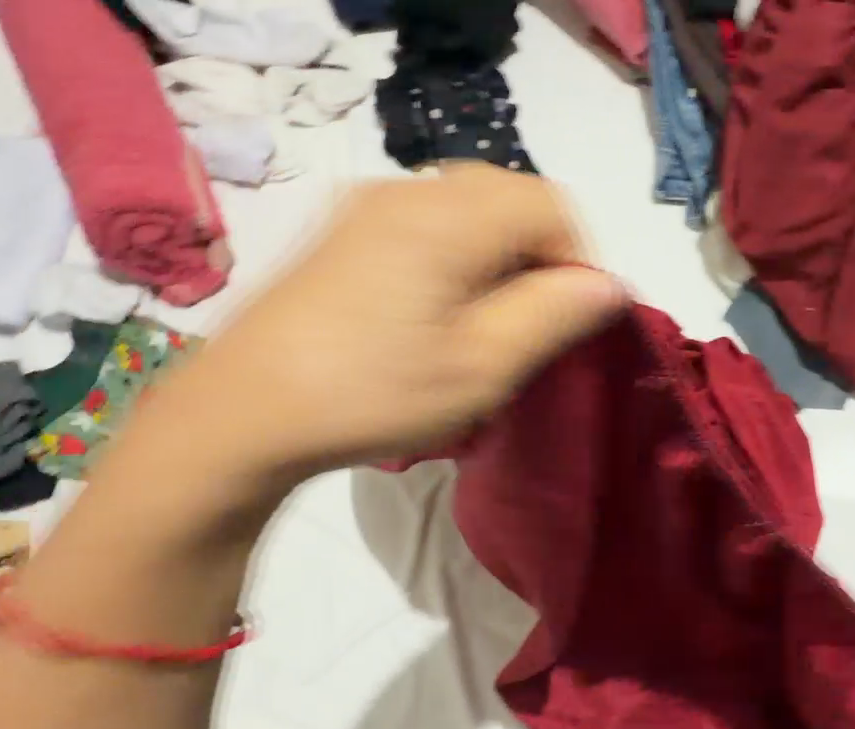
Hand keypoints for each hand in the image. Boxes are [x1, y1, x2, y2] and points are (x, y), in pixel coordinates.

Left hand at [160, 163, 631, 481]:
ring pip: (469, 209)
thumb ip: (553, 315)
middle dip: (540, 256)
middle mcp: (405, 191)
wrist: (245, 411)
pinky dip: (460, 257)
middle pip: (509, 196)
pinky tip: (441, 313)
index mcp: (445, 217)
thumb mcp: (482, 366)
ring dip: (501, 258)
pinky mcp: (344, 232)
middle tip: (532, 327)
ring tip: (489, 326)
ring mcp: (367, 207)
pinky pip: (429, 223)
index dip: (578, 260)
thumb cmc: (374, 393)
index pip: (550, 204)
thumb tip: (608, 285)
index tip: (568, 324)